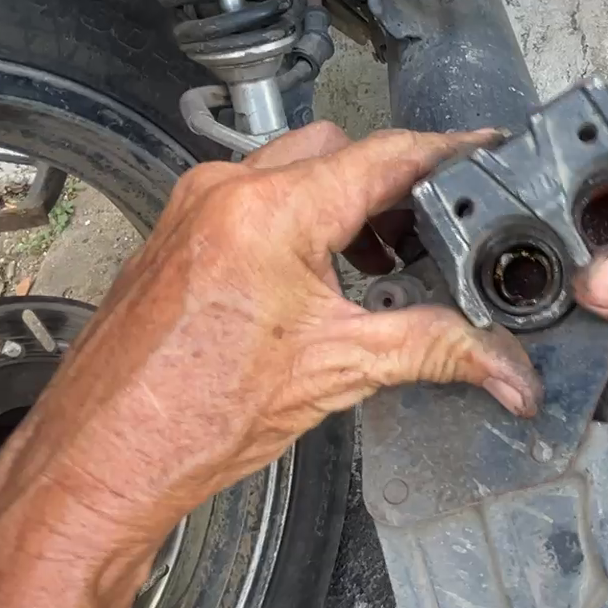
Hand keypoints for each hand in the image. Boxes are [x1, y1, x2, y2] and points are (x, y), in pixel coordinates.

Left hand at [0, 123, 540, 548]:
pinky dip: (303, 212)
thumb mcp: (338, 371)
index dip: (446, 149)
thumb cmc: (193, 417)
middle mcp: (227, 191)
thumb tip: (506, 367)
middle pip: (341, 149)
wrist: (102, 460)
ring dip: (345, 197)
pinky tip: (321, 266)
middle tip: (433, 224)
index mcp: (271, 213)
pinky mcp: (182, 228)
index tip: (482, 148)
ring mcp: (196, 205)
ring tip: (378, 254)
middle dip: (393, 180)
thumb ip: (436, 350)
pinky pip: (257, 191)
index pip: (384, 155)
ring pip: (296, 164)